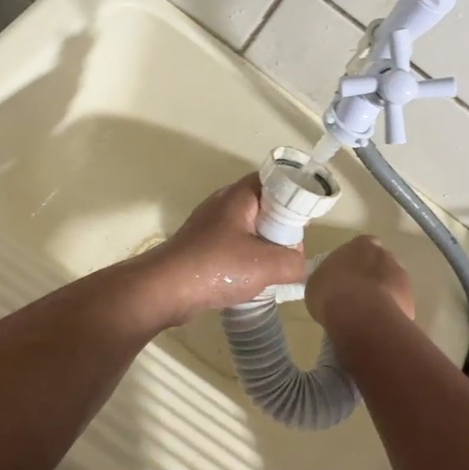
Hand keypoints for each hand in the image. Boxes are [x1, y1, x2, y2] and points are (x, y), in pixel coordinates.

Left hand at [138, 174, 305, 326]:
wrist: (165, 289)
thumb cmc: (216, 267)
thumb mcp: (266, 265)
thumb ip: (294, 262)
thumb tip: (298, 264)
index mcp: (239, 196)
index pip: (276, 180)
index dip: (294, 197)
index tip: (303, 223)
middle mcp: (224, 203)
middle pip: (265, 206)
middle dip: (281, 228)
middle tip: (289, 251)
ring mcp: (210, 225)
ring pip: (250, 228)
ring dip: (264, 247)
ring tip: (271, 269)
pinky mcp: (202, 246)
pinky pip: (234, 245)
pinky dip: (246, 259)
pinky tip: (249, 280)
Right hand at [306, 234, 413, 331]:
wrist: (360, 315)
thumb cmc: (331, 293)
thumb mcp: (318, 283)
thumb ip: (329, 278)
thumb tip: (332, 285)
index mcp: (361, 245)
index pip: (362, 247)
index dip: (355, 262)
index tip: (347, 276)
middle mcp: (385, 255)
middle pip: (380, 263)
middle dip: (372, 276)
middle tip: (357, 295)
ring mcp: (401, 277)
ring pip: (392, 284)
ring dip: (383, 294)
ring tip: (367, 314)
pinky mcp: (410, 299)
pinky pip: (398, 304)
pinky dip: (391, 312)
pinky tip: (378, 324)